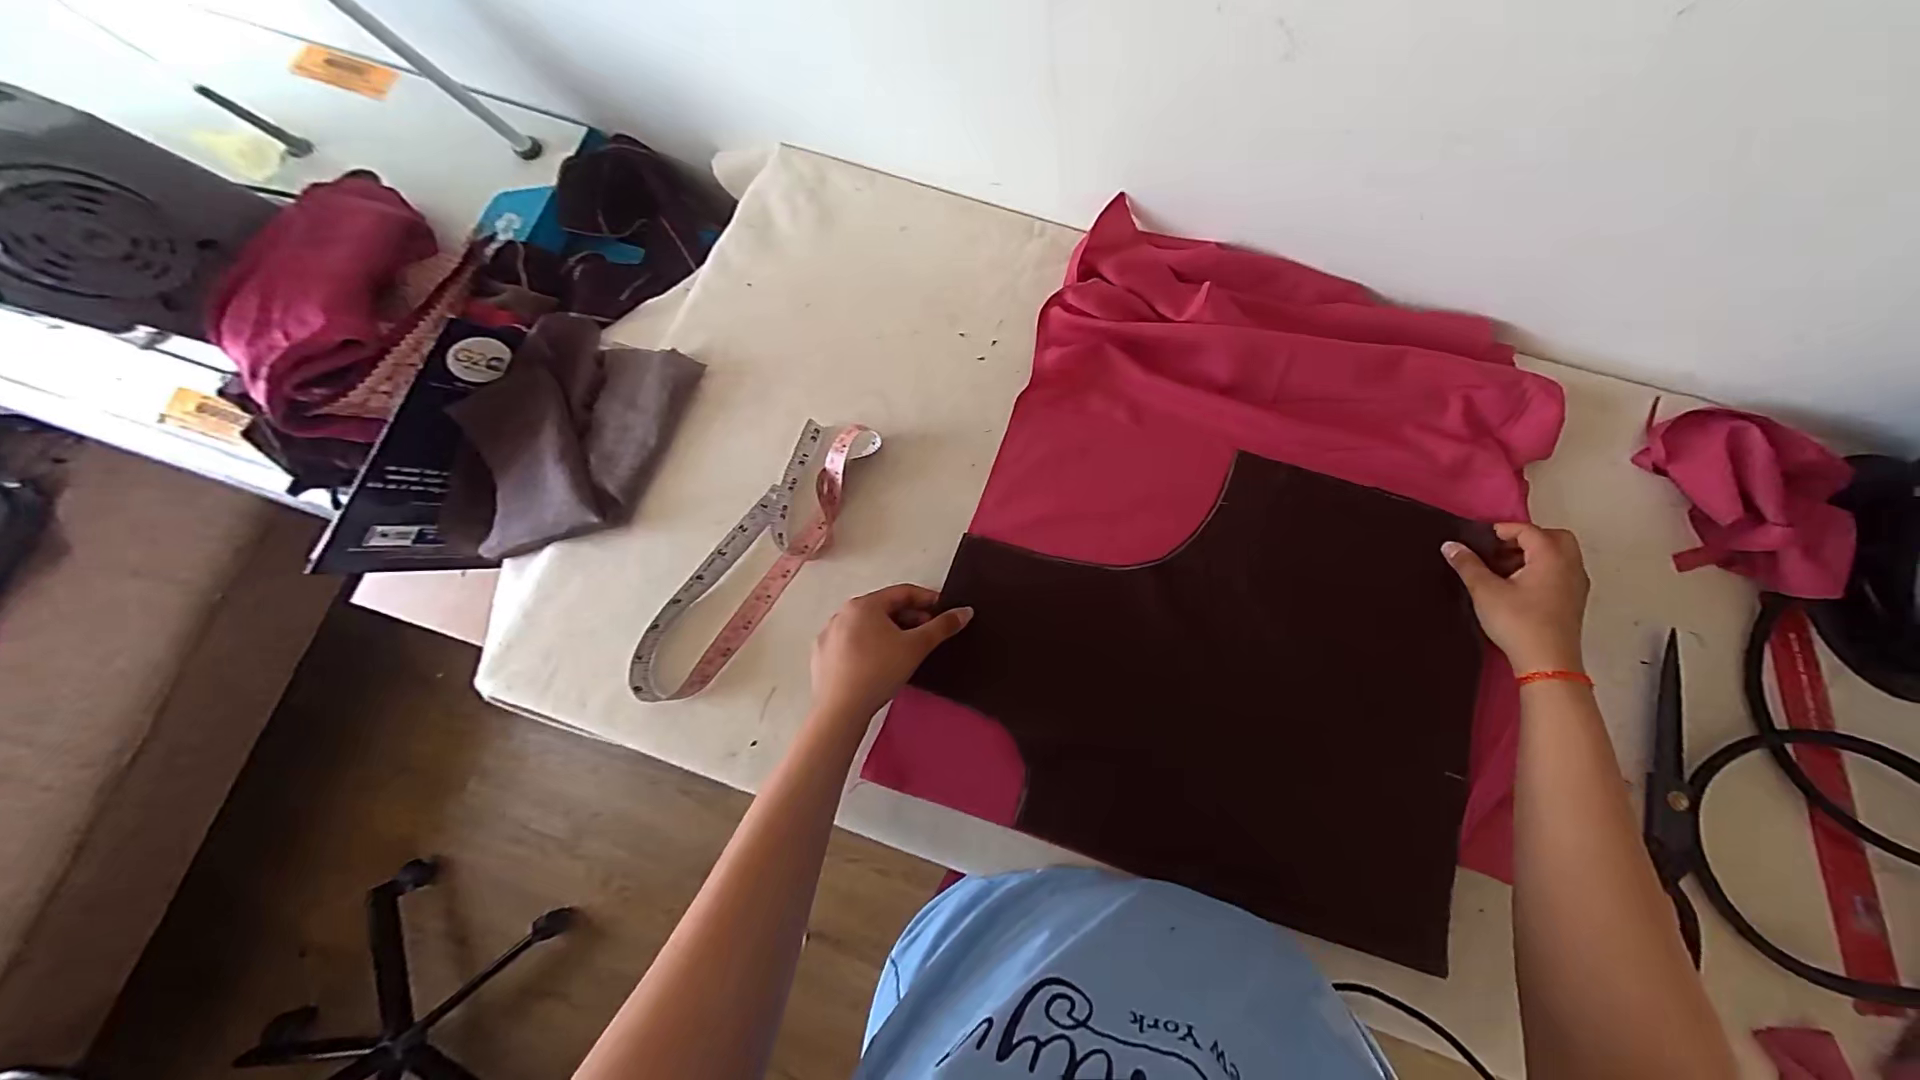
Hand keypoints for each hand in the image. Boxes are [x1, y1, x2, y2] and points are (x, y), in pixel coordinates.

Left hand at [809, 584, 972, 718]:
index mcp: (864, 604)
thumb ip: (943, 626)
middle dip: (910, 617)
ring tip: (907, 649)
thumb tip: (964, 612)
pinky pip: (852, 643)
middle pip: (884, 608)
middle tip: (929, 632)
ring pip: (867, 626)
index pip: (903, 592)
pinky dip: (870, 646)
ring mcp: (829, 634)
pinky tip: (880, 663)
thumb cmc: (878, 672)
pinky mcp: (823, 655)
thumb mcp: (917, 647)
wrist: (841, 710)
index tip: (943, 610)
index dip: (927, 599)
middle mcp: (842, 613)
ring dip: (890, 632)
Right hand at [1443, 523, 1589, 673]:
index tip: (1479, 538)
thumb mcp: (1484, 590)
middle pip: (1554, 538)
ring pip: (1559, 555)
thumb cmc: (1517, 621)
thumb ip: (1467, 564)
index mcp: (1552, 559)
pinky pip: (1559, 571)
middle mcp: (1571, 567)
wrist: (1546, 661)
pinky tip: (1515, 584)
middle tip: (1497, 549)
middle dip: (1525, 538)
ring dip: (1532, 553)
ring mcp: (1576, 584)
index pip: (1529, 531)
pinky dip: (1539, 568)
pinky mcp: (1573, 600)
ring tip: (1501, 567)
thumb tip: (1450, 545)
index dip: (1503, 530)